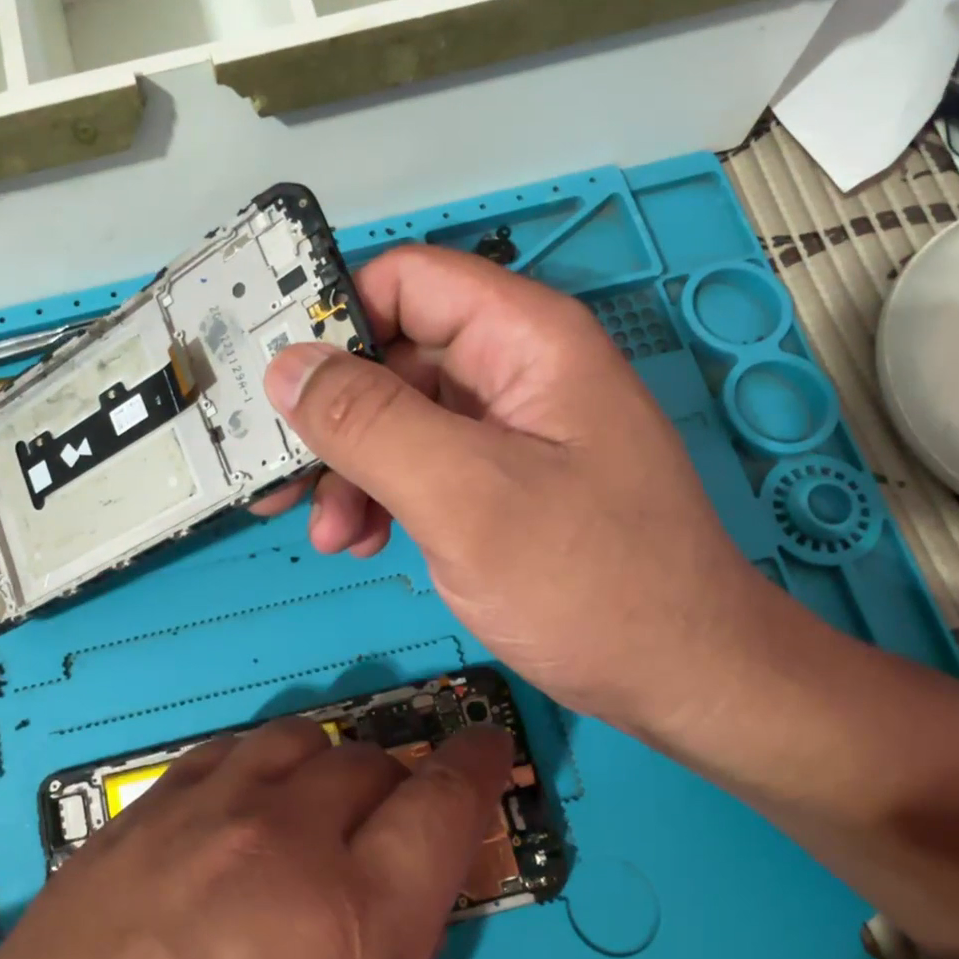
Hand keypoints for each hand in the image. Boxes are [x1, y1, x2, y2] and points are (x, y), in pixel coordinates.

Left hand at [0, 718, 513, 958]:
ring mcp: (206, 813)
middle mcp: (283, 844)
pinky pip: (228, 749)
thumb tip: (414, 888)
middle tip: (388, 828)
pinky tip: (245, 806)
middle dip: (396, 789)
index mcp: (352, 925)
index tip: (485, 748)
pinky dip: (258, 768)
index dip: (477, 765)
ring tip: (317, 811)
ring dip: (327, 769)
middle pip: (372, 764)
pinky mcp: (145, 806)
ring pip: (302, 739)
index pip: (444, 803)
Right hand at [253, 247, 797, 732]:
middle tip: (282, 481)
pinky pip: (424, 467)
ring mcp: (512, 431)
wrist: (685, 677)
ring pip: (399, 419)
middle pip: (393, 356)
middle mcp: (517, 370)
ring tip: (331, 536)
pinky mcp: (506, 483)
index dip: (334, 318)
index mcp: (525, 340)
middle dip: (332, 418)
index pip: (405, 281)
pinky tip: (365, 543)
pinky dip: (384, 498)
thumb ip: (369, 423)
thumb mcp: (464, 496)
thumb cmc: (588, 583)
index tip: (274, 384)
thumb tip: (287, 366)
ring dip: (352, 470)